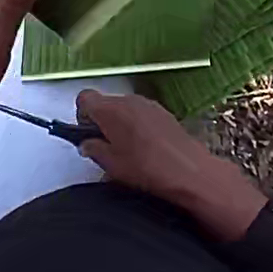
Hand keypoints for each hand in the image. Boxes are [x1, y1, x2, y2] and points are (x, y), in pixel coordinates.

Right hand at [76, 89, 267, 241]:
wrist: (191, 173)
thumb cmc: (147, 168)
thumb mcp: (111, 164)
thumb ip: (93, 149)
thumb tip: (87, 144)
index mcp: (110, 109)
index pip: (84, 98)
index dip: (82, 115)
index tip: (87, 134)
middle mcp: (129, 100)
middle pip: (105, 102)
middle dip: (101, 121)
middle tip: (105, 146)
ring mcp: (149, 105)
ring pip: (124, 108)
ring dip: (120, 123)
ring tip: (126, 150)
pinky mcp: (165, 113)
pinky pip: (142, 113)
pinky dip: (137, 125)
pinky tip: (144, 149)